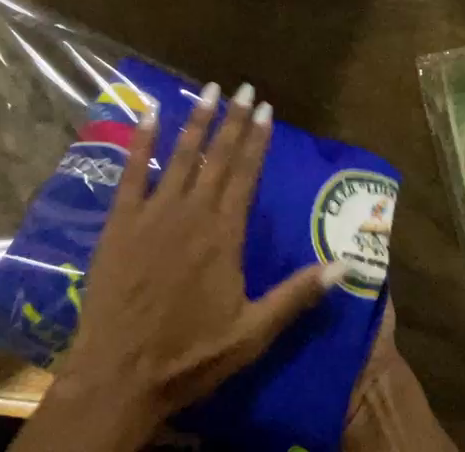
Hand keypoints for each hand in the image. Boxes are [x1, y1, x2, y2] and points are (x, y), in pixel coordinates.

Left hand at [9, 83, 344, 451]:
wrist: (119, 376)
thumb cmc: (190, 355)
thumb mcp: (253, 332)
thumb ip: (298, 294)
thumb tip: (346, 265)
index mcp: (224, 233)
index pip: (246, 174)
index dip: (257, 139)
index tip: (267, 109)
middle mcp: (192, 212)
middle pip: (218, 157)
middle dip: (233, 120)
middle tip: (244, 87)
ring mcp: (153, 214)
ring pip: (180, 156)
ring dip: (196, 121)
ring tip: (207, 89)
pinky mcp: (120, 224)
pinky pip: (132, 174)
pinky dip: (141, 142)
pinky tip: (147, 115)